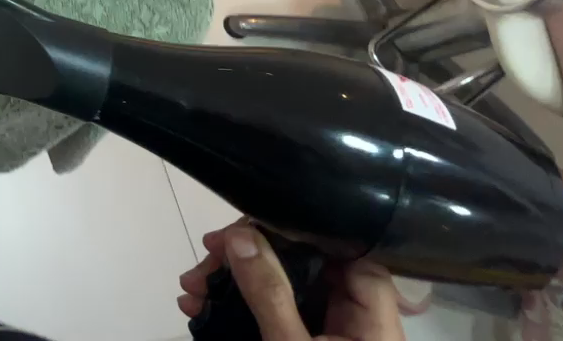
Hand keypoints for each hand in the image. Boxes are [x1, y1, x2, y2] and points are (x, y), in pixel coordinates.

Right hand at [178, 223, 404, 340]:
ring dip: (231, 282)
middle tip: (204, 259)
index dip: (306, 234)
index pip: (352, 256)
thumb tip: (242, 235)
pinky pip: (272, 313)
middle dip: (247, 257)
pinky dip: (237, 306)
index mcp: (372, 323)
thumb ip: (269, 294)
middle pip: (306, 267)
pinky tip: (201, 308)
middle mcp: (356, 326)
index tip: (250, 231)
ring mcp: (329, 339)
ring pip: (280, 289)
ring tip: (190, 289)